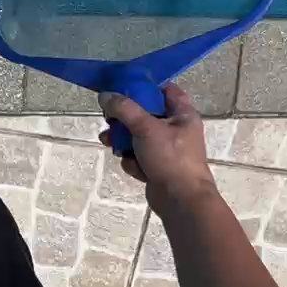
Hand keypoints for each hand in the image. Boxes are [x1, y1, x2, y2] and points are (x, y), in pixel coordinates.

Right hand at [102, 83, 216, 209]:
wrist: (181, 201)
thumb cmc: (170, 158)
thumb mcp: (145, 127)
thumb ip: (123, 108)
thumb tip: (104, 95)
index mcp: (182, 115)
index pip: (166, 90)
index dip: (146, 86)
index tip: (124, 86)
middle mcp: (176, 129)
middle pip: (145, 113)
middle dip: (124, 118)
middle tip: (109, 119)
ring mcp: (166, 149)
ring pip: (137, 135)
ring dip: (122, 139)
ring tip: (110, 143)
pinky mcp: (157, 166)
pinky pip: (138, 155)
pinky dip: (132, 159)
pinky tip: (131, 165)